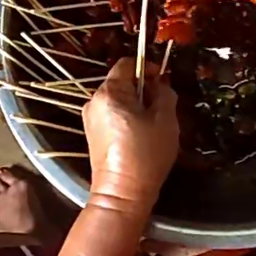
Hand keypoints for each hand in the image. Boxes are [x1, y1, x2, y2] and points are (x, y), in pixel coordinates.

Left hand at [84, 58, 178, 207]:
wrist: (121, 192)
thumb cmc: (146, 154)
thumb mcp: (166, 120)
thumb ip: (164, 94)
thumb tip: (159, 83)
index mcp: (110, 92)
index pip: (126, 63)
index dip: (146, 66)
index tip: (162, 79)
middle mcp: (94, 100)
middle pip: (120, 81)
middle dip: (141, 86)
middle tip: (162, 103)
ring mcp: (89, 116)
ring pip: (115, 98)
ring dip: (133, 102)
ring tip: (152, 121)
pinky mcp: (90, 132)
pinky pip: (109, 113)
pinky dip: (124, 115)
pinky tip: (138, 133)